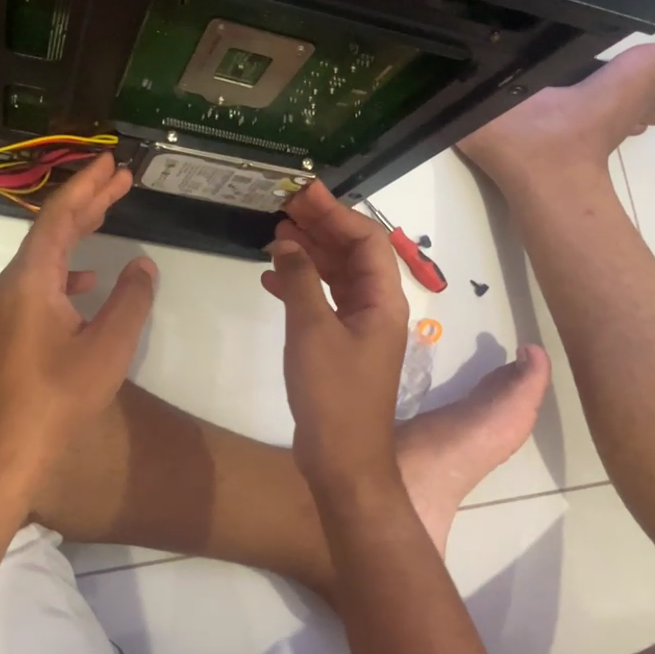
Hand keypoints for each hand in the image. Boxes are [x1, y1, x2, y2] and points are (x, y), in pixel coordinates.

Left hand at [0, 154, 157, 472]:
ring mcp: (7, 306)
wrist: (5, 450)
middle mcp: (13, 283)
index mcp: (32, 279)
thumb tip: (143, 263)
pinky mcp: (9, 327)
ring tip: (109, 212)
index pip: (61, 216)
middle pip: (52, 228)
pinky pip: (41, 279)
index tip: (113, 161)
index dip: (88, 185)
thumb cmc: (58, 398)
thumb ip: (131, 299)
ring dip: (78, 231)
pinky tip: (88, 279)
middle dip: (87, 199)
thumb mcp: (108, 347)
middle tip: (120, 175)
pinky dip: (68, 267)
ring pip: (46, 253)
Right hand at [262, 181, 409, 491]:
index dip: (337, 211)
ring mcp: (359, 328)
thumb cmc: (333, 395)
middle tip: (285, 205)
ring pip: (337, 276)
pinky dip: (300, 285)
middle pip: (352, 253)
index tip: (304, 192)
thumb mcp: (312, 330)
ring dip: (309, 253)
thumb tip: (288, 243)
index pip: (366, 239)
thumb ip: (300, 280)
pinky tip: (272, 277)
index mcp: (383, 301)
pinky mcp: (340, 346)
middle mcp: (377, 308)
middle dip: (321, 227)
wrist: (342, 461)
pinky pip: (323, 301)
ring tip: (275, 234)